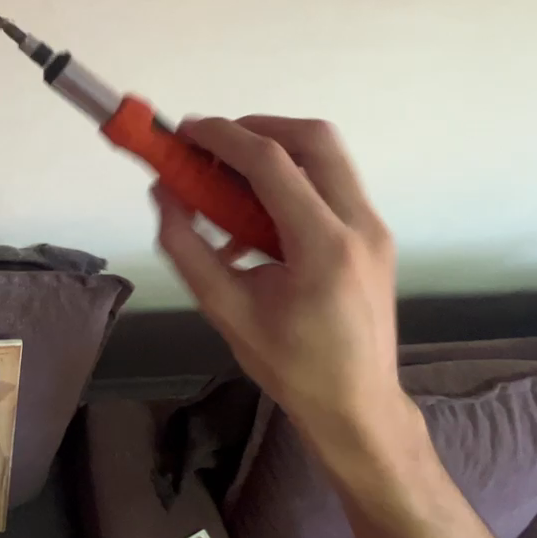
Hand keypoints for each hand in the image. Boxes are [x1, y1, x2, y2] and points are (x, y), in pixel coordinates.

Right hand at [154, 116, 409, 440]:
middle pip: (315, 139)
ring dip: (275, 148)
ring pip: (327, 154)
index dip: (223, 137)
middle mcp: (359, 226)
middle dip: (256, 127)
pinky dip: (289, 176)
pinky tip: (253, 215)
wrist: (360, 410)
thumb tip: (163, 192)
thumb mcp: (225, 310)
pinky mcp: (373, 234)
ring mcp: (373, 228)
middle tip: (213, 146)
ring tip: (229, 174)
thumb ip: (186, 247)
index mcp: (324, 248)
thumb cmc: (291, 366)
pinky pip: (329, 181)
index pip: (272, 163)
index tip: (185, 131)